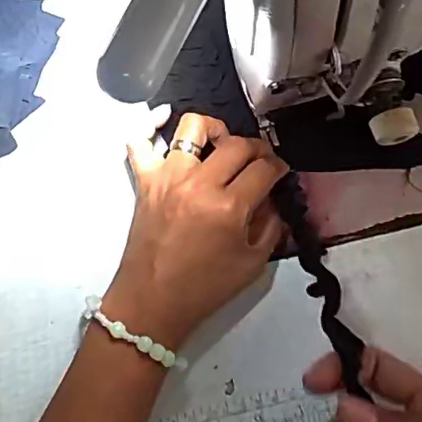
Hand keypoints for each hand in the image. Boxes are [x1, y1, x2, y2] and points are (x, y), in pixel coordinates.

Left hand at [101, 113, 287, 349]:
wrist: (152, 301)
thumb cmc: (204, 288)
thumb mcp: (253, 263)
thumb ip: (270, 225)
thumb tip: (272, 197)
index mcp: (229, 207)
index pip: (264, 169)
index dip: (279, 167)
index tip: (280, 172)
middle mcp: (199, 184)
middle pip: (237, 144)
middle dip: (257, 148)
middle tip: (260, 161)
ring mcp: (168, 178)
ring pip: (193, 128)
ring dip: (215, 129)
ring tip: (221, 143)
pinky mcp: (145, 181)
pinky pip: (141, 141)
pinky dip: (151, 125)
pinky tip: (164, 120)